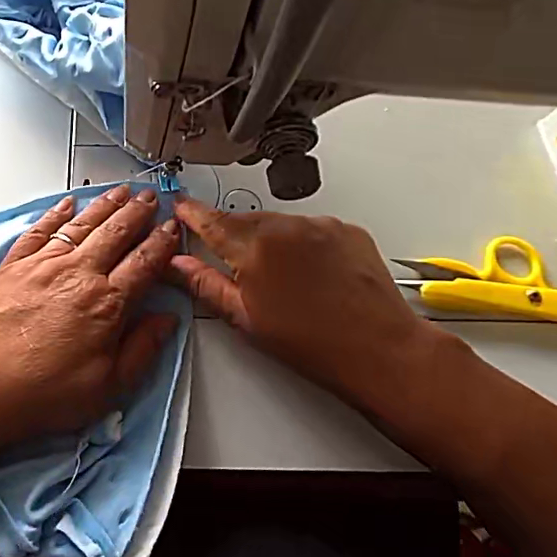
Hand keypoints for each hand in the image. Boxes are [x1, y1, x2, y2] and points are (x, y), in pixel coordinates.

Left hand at [0, 185, 180, 446]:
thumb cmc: (41, 393)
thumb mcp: (107, 387)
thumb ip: (142, 350)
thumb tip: (166, 321)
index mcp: (106, 303)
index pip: (144, 262)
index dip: (162, 242)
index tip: (172, 228)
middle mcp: (78, 274)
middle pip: (116, 233)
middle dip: (138, 212)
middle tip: (152, 198)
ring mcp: (43, 266)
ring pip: (82, 225)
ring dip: (105, 205)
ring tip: (121, 191)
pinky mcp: (13, 266)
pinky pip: (40, 231)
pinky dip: (55, 213)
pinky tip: (67, 204)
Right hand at [169, 198, 461, 405]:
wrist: (378, 348)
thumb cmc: (315, 343)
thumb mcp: (246, 318)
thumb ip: (205, 284)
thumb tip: (178, 265)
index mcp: (255, 247)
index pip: (210, 220)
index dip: (191, 213)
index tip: (181, 208)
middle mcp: (286, 227)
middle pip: (244, 221)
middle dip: (235, 239)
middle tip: (241, 272)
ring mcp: (319, 225)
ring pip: (278, 224)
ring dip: (272, 243)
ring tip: (285, 283)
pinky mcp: (346, 229)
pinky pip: (310, 229)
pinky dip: (303, 245)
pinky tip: (310, 276)